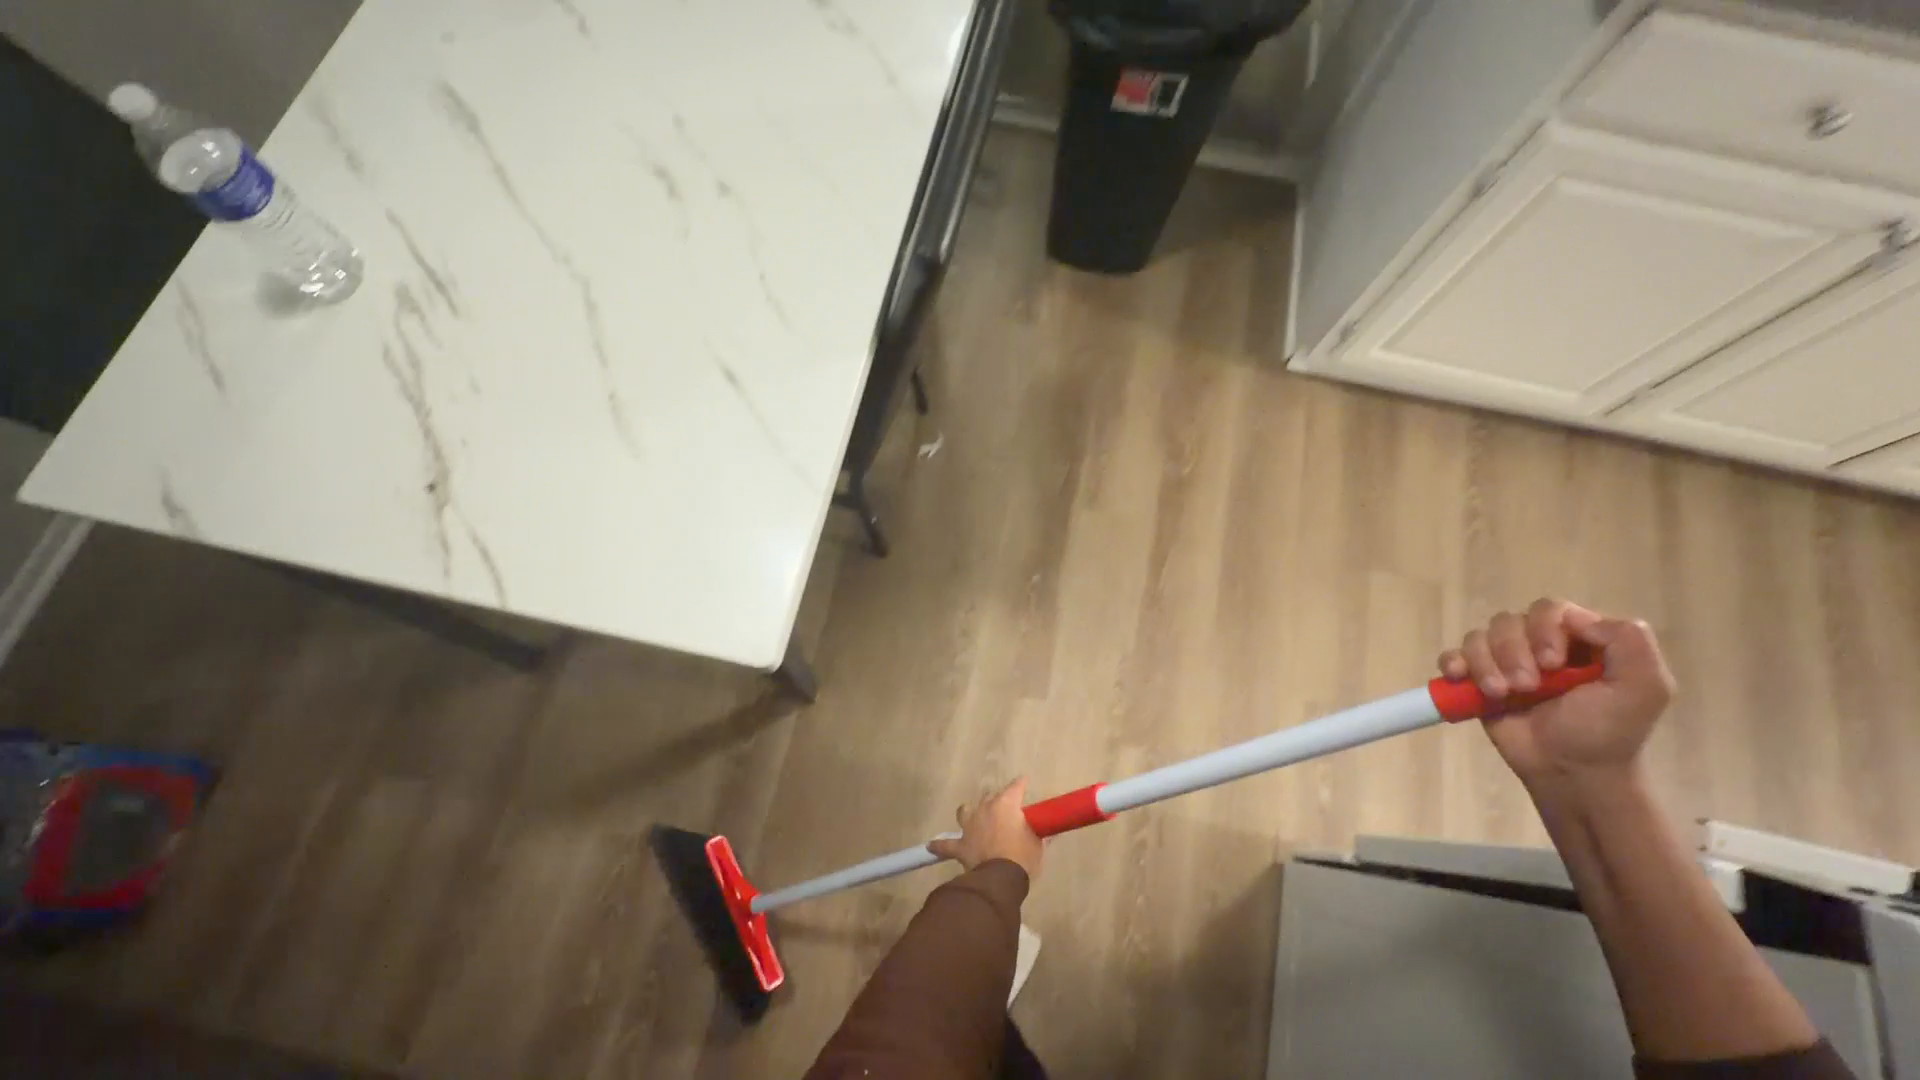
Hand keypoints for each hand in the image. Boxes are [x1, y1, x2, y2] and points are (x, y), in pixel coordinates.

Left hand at [928, 777, 1044, 878]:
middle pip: (990, 797)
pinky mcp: (960, 845)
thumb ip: (1040, 834)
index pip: (1016, 786)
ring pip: (966, 810)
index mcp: (1006, 804)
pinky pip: (945, 845)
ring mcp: (970, 825)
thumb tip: (1047, 832)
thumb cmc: (1023, 857)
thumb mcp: (1038, 844)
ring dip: (971, 812)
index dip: (1021, 784)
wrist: (1000, 878)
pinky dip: (939, 846)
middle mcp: (985, 809)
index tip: (1024, 782)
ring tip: (974, 818)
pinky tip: (932, 846)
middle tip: (1006, 811)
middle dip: (997, 801)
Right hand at [1438, 599, 1675, 787]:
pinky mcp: (1477, 681)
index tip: (1553, 665)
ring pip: (1479, 636)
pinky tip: (1458, 678)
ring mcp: (1505, 662)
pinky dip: (1452, 662)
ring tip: (1499, 693)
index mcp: (1579, 640)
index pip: (1550, 610)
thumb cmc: (1608, 732)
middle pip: (1509, 621)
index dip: (1544, 630)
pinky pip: (1453, 655)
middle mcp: (1539, 644)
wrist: (1572, 773)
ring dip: (1485, 662)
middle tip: (1527, 687)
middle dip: (1512, 651)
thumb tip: (1577, 618)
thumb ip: (1630, 642)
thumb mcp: (1646, 687)